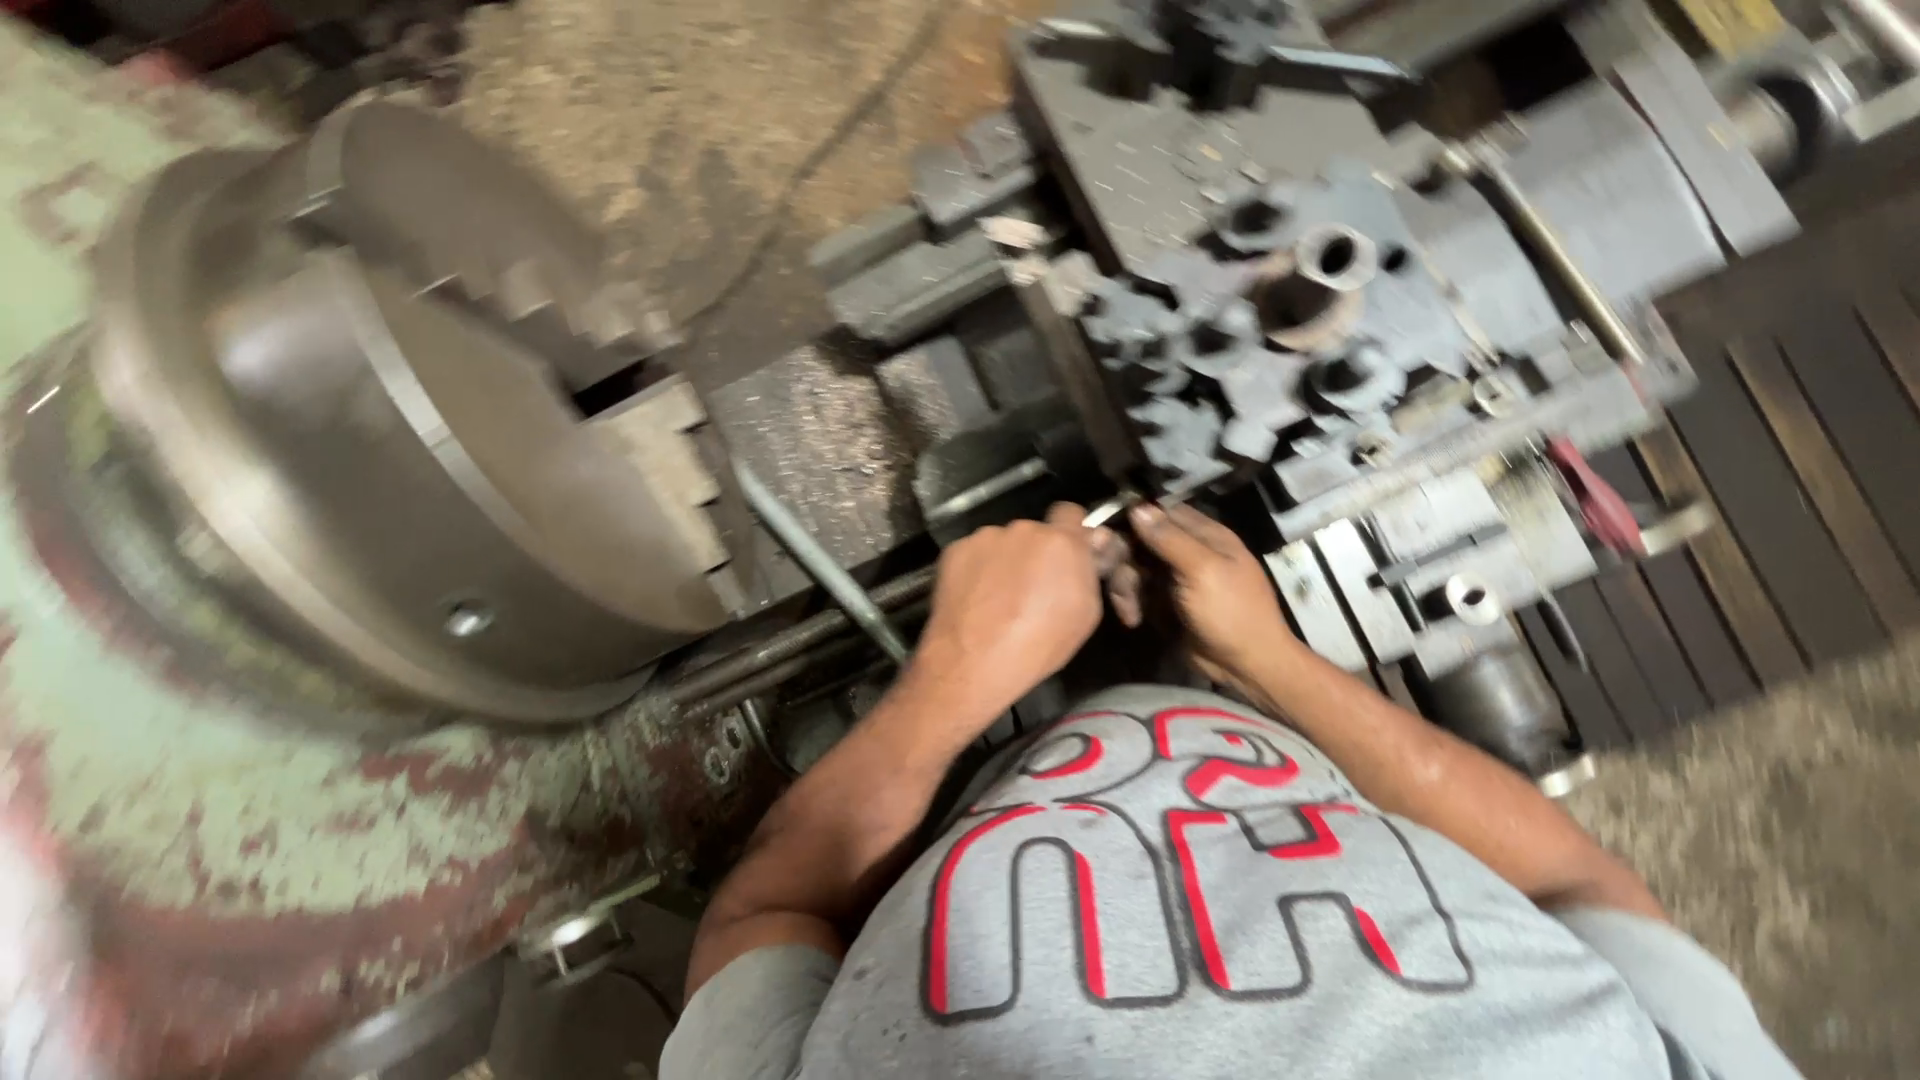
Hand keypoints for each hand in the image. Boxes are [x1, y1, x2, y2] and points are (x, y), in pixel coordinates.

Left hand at [912, 503, 1118, 718]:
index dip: (1069, 531)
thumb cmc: (1039, 644)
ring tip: (997, 598)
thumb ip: (1087, 572)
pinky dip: (977, 569)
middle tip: (1030, 588)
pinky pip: (974, 553)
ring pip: (1003, 543)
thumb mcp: (1086, 613)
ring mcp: (985, 537)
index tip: (1065, 554)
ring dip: (1005, 561)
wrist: (974, 660)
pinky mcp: (955, 550)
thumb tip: (1083, 554)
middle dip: (1035, 553)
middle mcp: (1023, 529)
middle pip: (1034, 532)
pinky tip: (974, 597)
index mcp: (1062, 542)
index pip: (1071, 512)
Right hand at [1128, 502, 1300, 688]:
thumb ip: (1170, 539)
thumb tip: (1138, 507)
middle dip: (1124, 558)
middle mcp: (1188, 550)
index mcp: (1206, 534)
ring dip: (1125, 586)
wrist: (1244, 665)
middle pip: (1141, 539)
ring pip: (1134, 567)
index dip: (1134, 517)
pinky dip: (1130, 603)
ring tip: (1130, 610)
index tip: (1108, 528)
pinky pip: (1136, 592)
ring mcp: (1174, 577)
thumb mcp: (1203, 570)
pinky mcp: (1163, 602)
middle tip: (1114, 575)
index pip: (1161, 511)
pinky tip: (1133, 619)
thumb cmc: (1231, 612)